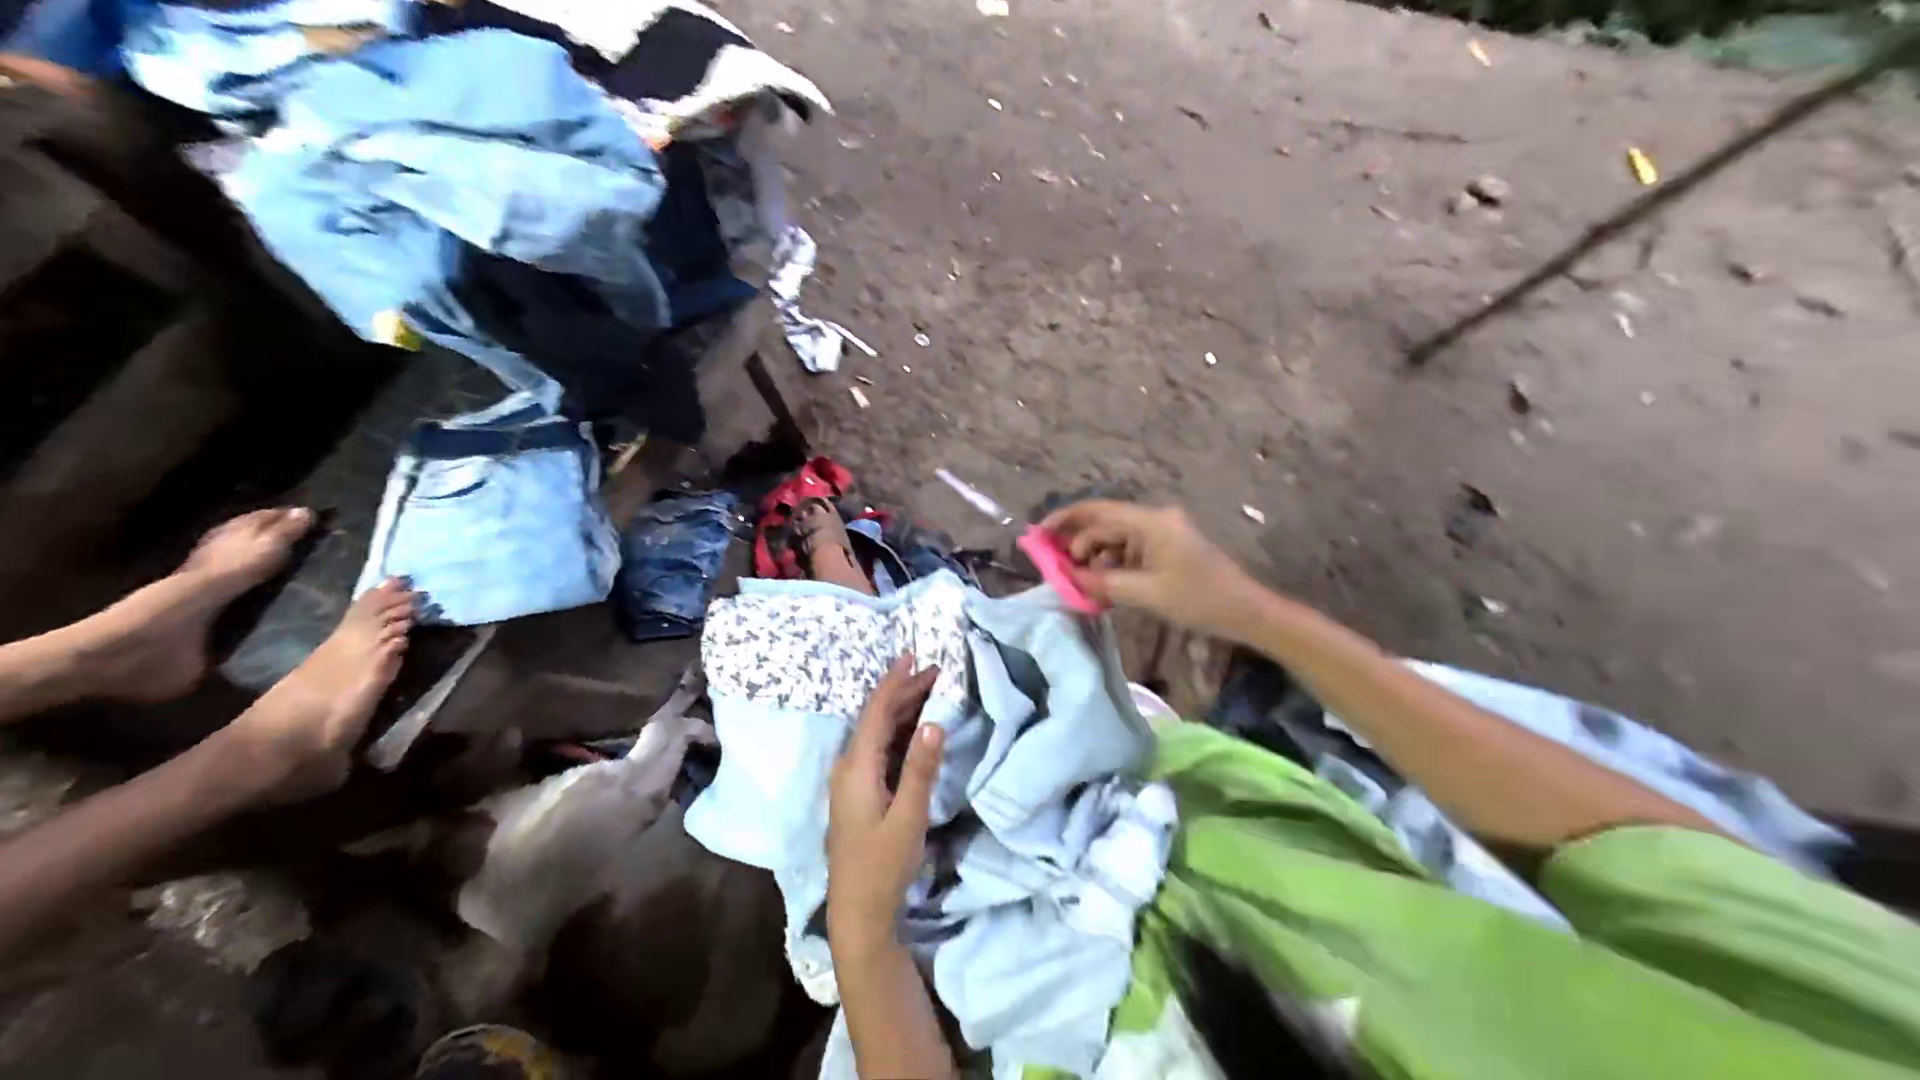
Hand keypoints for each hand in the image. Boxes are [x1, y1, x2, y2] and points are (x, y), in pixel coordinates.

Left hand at [827, 653, 943, 955]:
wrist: (857, 911)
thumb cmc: (882, 866)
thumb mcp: (909, 819)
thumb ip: (921, 770)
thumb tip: (934, 722)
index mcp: (856, 767)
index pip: (877, 711)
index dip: (895, 681)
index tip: (914, 655)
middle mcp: (848, 766)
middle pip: (877, 718)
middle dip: (904, 691)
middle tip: (936, 672)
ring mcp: (851, 779)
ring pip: (877, 732)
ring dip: (903, 710)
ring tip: (931, 691)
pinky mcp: (859, 792)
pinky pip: (879, 749)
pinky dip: (899, 732)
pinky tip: (917, 728)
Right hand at [1039, 500, 1266, 638]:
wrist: (1246, 612)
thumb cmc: (1199, 598)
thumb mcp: (1146, 593)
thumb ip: (1102, 583)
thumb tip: (1068, 578)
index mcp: (1151, 521)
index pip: (1097, 511)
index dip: (1064, 520)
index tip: (1038, 535)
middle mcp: (1154, 520)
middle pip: (1104, 524)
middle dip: (1078, 545)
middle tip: (1059, 570)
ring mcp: (1161, 534)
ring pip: (1114, 539)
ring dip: (1094, 559)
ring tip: (1081, 583)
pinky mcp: (1165, 550)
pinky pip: (1128, 551)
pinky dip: (1111, 566)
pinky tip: (1102, 585)